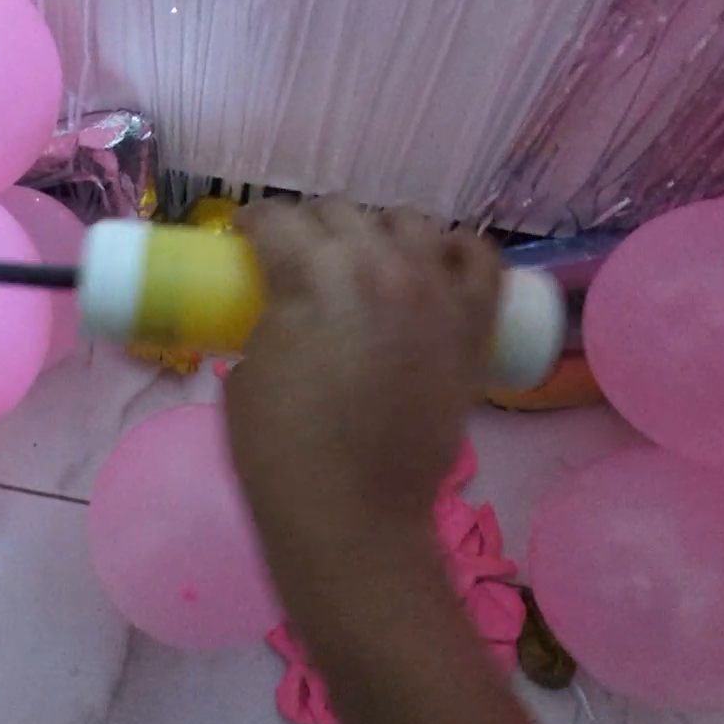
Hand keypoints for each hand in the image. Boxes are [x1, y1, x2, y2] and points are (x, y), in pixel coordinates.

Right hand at [223, 200, 502, 553]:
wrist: (351, 512)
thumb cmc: (279, 449)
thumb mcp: (247, 369)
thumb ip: (270, 321)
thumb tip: (284, 309)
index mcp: (312, 275)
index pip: (276, 218)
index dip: (252, 221)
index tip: (245, 235)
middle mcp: (379, 266)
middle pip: (339, 211)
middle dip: (307, 225)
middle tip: (296, 255)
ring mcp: (434, 291)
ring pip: (408, 222)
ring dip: (375, 230)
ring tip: (363, 260)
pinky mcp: (472, 324)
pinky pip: (478, 257)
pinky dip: (453, 250)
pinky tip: (431, 263)